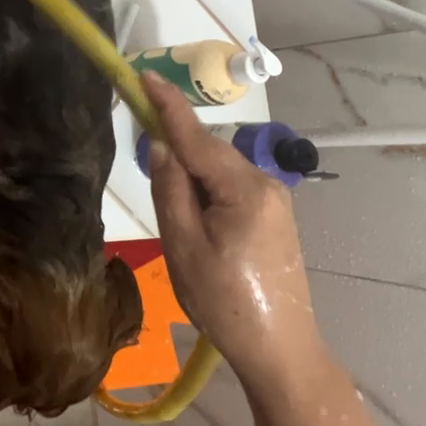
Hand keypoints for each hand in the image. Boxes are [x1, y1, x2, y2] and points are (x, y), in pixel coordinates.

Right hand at [143, 71, 324, 386]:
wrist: (281, 351)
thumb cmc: (225, 301)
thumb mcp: (184, 245)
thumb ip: (170, 189)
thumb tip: (161, 146)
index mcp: (244, 188)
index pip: (196, 136)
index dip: (167, 104)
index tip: (144, 74)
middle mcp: (265, 183)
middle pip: (208, 151)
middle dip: (175, 148)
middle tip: (145, 166)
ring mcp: (274, 199)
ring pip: (218, 169)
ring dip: (190, 174)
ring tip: (174, 216)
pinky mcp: (273, 216)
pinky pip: (229, 185)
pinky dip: (205, 188)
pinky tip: (195, 218)